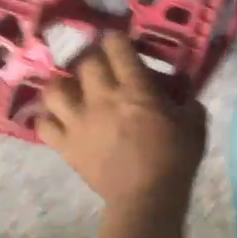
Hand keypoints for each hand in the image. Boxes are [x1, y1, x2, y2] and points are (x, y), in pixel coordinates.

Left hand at [39, 33, 207, 227]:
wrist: (147, 197)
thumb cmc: (176, 157)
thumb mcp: (194, 122)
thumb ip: (186, 99)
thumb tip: (180, 90)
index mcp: (135, 89)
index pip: (117, 47)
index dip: (118, 40)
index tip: (123, 44)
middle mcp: (101, 98)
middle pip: (85, 62)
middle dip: (95, 60)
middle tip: (104, 68)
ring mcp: (77, 121)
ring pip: (54, 89)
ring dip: (64, 85)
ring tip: (75, 91)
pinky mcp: (64, 145)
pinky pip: (42, 123)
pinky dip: (49, 118)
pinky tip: (62, 119)